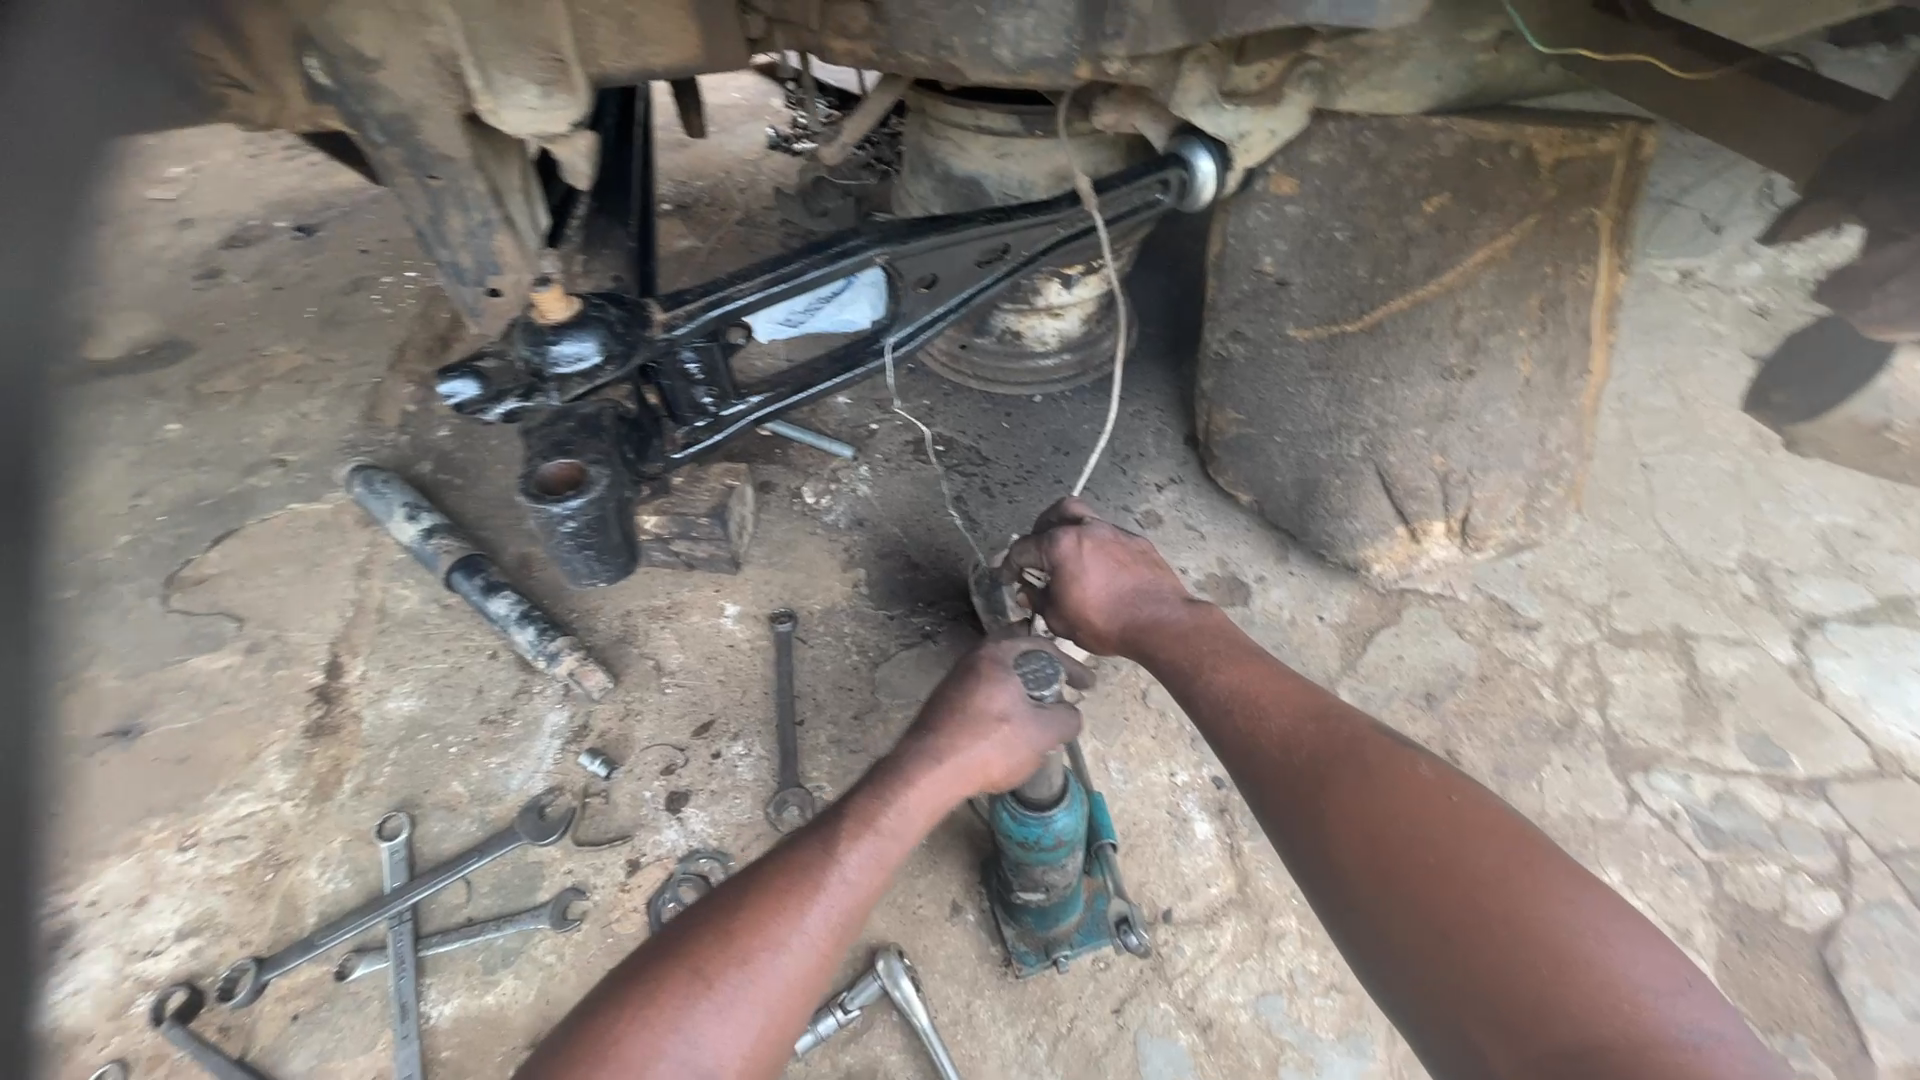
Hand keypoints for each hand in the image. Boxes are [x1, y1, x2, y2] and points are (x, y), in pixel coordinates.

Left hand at [891, 637, 1092, 798]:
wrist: (928, 770)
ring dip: (1020, 688)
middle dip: (1042, 670)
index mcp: (997, 654)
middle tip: (1061, 687)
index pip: (1042, 645)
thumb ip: (1067, 718)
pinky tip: (1008, 727)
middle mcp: (972, 658)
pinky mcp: (944, 703)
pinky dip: (1002, 701)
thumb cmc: (989, 744)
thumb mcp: (1043, 734)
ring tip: (1038, 711)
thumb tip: (1070, 714)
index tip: (1086, 685)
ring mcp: (955, 680)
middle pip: (1016, 655)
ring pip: (997, 674)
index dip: (1071, 664)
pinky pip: (982, 692)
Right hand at [1001, 497, 1198, 657]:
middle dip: (1041, 528)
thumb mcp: (1060, 620)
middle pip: (1057, 512)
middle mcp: (1086, 529)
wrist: (1160, 622)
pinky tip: (1101, 568)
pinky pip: (1109, 536)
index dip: (1010, 564)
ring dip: (1072, 533)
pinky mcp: (1137, 542)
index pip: (1023, 548)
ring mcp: (1114, 532)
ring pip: (1086, 518)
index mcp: (1060, 545)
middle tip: (1039, 550)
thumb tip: (1029, 591)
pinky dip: (1098, 546)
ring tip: (1070, 556)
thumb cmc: (1105, 622)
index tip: (1007, 577)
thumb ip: (1039, 601)